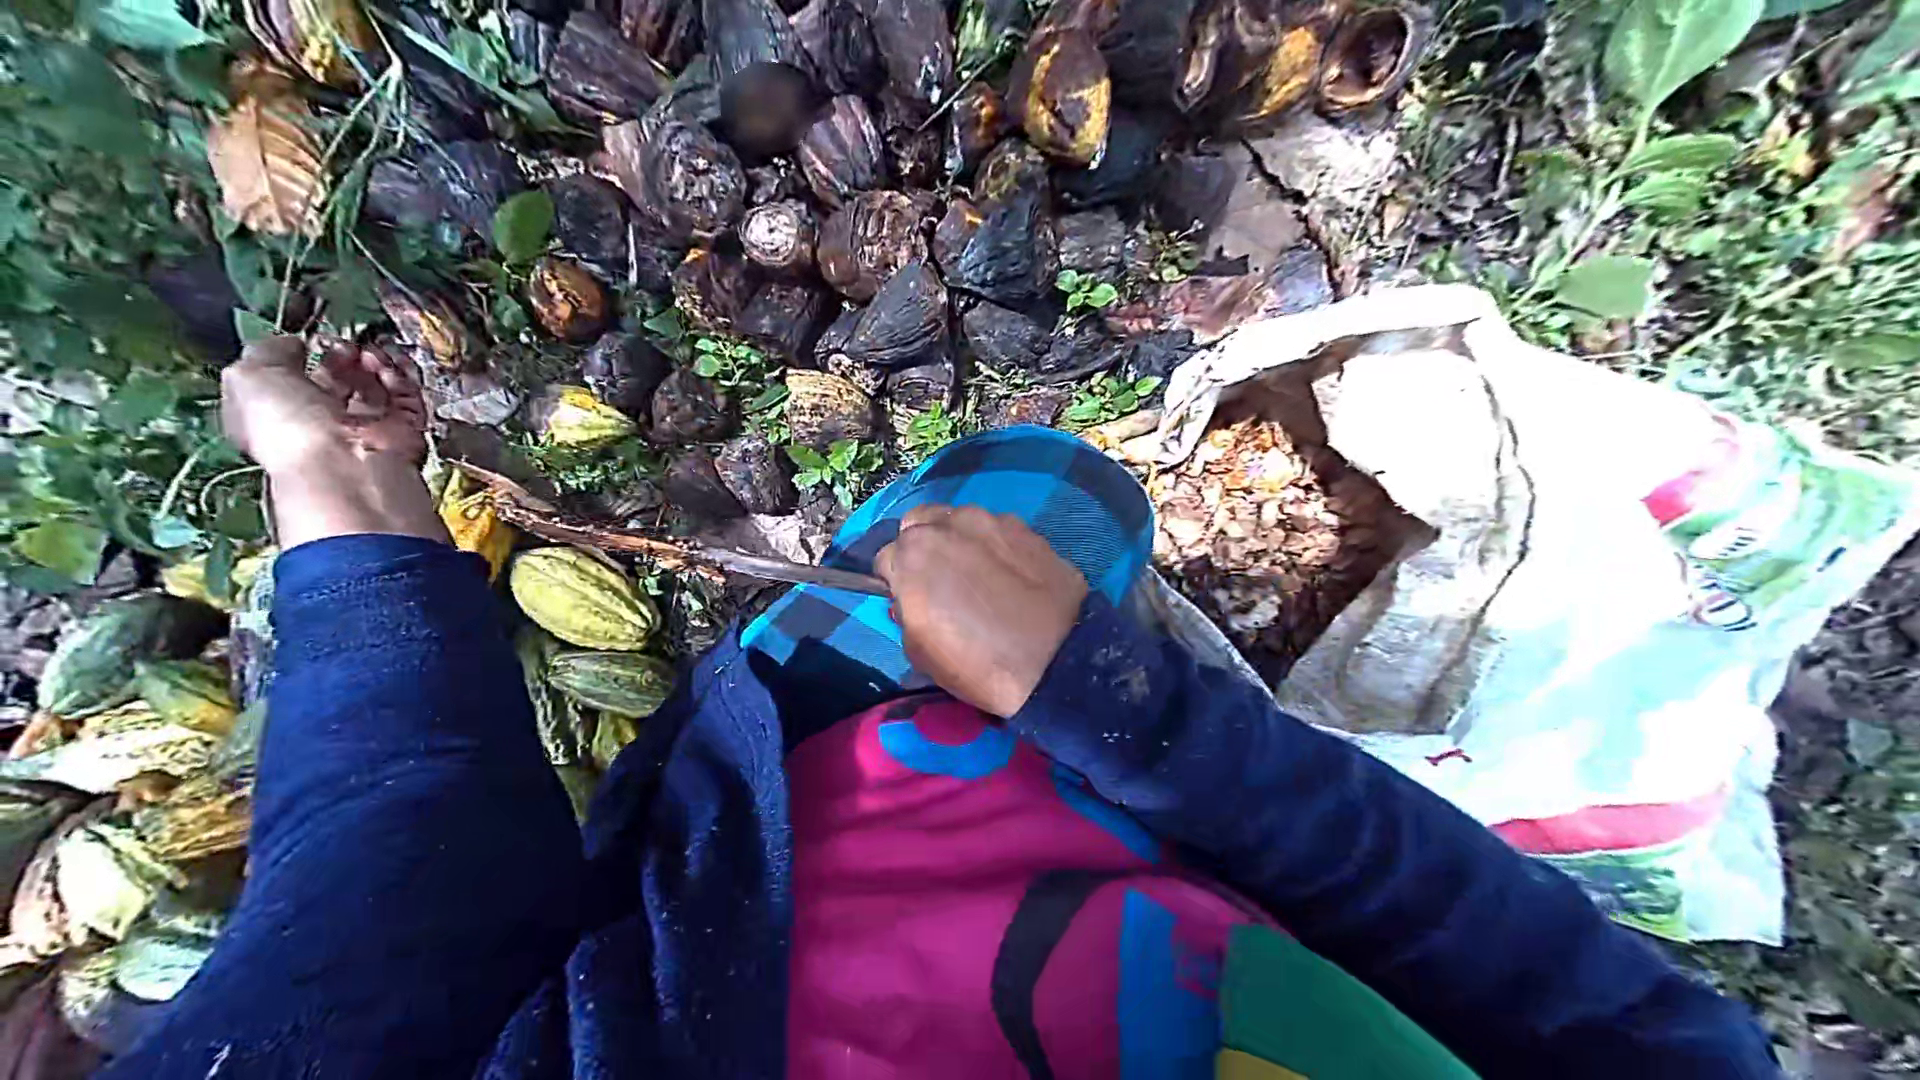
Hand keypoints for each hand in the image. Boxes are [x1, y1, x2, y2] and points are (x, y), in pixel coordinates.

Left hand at [221, 336, 444, 548]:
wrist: (346, 463)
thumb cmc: (289, 426)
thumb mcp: (250, 375)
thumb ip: (268, 351)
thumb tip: (294, 342)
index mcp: (277, 413)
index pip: (293, 377)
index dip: (300, 355)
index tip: (310, 339)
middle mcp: (324, 421)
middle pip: (339, 380)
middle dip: (343, 357)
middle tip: (345, 345)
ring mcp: (367, 426)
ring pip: (376, 386)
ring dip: (374, 364)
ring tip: (370, 353)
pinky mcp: (403, 430)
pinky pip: (407, 399)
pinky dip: (401, 380)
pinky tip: (389, 368)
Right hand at [873, 504, 1088, 716]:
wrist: (1057, 663)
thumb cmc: (978, 663)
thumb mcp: (919, 651)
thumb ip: (905, 612)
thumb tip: (910, 598)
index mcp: (912, 553)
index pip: (885, 558)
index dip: (896, 582)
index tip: (910, 600)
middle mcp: (949, 524)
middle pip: (918, 524)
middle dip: (921, 547)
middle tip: (940, 580)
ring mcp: (992, 520)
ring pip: (959, 521)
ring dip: (958, 542)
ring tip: (979, 576)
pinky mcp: (1028, 528)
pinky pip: (997, 531)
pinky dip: (995, 547)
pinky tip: (1010, 576)